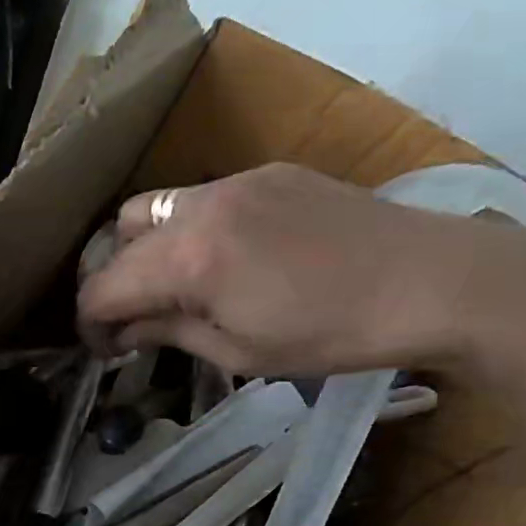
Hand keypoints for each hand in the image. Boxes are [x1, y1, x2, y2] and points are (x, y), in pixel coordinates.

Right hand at [77, 163, 525, 375]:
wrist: (434, 282)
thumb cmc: (332, 334)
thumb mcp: (239, 352)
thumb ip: (169, 332)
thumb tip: (124, 331)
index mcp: (189, 259)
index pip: (104, 286)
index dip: (91, 322)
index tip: (104, 349)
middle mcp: (199, 208)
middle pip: (117, 237)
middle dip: (112, 281)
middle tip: (133, 318)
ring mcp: (235, 182)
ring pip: (154, 207)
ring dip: (144, 248)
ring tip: (171, 283)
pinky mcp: (268, 173)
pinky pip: (201, 197)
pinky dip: (188, 229)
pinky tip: (224, 256)